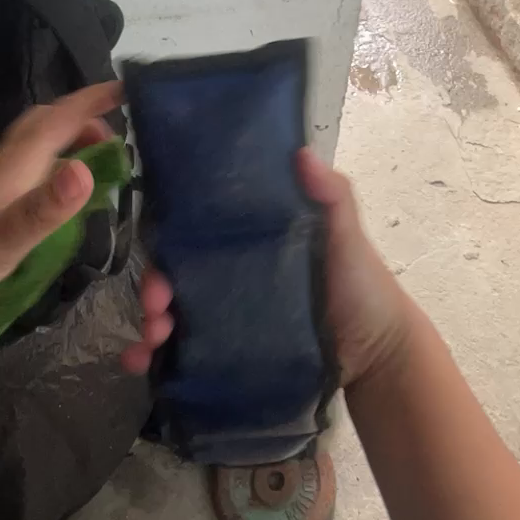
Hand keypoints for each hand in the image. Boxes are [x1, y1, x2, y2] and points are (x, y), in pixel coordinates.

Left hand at [0, 82, 122, 346]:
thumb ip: (41, 211)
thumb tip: (85, 171)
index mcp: (7, 169)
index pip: (57, 121)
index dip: (92, 101)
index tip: (128, 86)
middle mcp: (1, 174)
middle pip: (44, 129)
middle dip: (82, 119)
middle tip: (121, 131)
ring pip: (36, 155)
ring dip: (70, 146)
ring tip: (103, 161)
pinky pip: (30, 183)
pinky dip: (55, 177)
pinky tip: (63, 202)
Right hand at [121, 148, 418, 388]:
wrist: (378, 353)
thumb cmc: (360, 284)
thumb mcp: (346, 233)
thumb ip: (331, 195)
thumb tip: (302, 152)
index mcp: (248, 241)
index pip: (194, 230)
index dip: (169, 239)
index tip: (160, 258)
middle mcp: (229, 274)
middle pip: (175, 273)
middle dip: (153, 288)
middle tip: (157, 308)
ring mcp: (226, 316)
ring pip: (171, 313)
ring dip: (148, 323)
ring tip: (151, 342)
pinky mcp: (227, 355)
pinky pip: (181, 354)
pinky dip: (152, 359)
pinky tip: (141, 367)